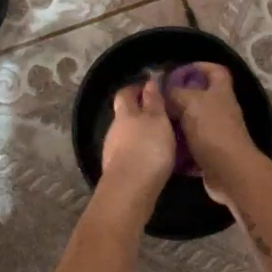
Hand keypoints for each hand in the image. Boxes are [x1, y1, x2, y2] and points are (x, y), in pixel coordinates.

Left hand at [98, 81, 175, 212]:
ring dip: (139, 135)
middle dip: (138, 113)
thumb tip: (149, 82)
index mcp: (125, 112)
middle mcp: (114, 128)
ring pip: (126, 136)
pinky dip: (138, 152)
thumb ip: (153, 100)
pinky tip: (151, 160)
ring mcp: (112, 150)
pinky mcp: (116, 170)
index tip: (150, 89)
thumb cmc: (148, 147)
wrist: (130, 188)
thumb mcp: (157, 119)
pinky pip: (128, 154)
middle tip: (159, 117)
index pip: (125, 93)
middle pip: (124, 115)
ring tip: (159, 140)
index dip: (135, 89)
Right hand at [163, 63, 255, 202]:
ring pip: (194, 120)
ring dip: (178, 120)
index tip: (177, 72)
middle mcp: (221, 109)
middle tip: (159, 99)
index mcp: (221, 91)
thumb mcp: (191, 103)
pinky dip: (180, 142)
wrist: (229, 171)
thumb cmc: (212, 130)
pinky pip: (192, 142)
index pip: (215, 70)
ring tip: (157, 120)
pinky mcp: (211, 151)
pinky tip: (164, 141)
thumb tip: (164, 88)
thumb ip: (176, 92)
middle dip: (181, 96)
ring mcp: (217, 131)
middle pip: (201, 96)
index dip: (198, 67)